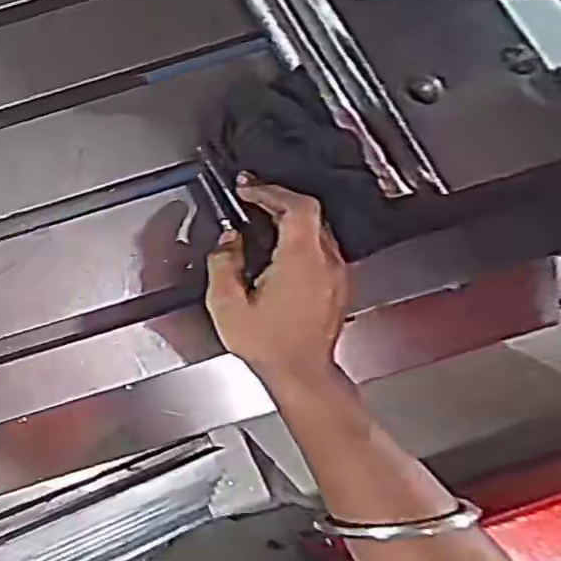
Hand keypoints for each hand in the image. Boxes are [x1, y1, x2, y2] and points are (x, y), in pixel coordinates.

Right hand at [205, 184, 347, 384]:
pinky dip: (299, 239)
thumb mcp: (227, 305)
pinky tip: (277, 251)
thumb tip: (228, 240)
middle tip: (251, 197)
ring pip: (317, 230)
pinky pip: (320, 249)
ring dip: (289, 219)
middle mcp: (326, 262)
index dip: (271, 191)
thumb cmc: (267, 344)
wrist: (300, 372)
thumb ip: (223, 264)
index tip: (248, 188)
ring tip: (260, 221)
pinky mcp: (337, 285)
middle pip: (310, 213)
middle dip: (278, 200)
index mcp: (301, 260)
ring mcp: (336, 273)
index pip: (297, 207)